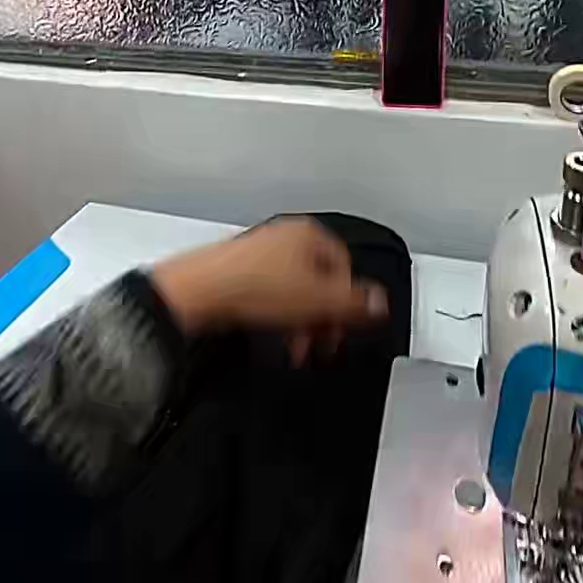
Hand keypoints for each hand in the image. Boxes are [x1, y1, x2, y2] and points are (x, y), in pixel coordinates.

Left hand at [149, 215, 388, 362]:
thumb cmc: (258, 287)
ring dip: (299, 321)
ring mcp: (262, 249)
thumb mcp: (318, 300)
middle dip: (321, 317)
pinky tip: (269, 335)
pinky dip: (276, 314)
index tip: (340, 331)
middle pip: (319, 279)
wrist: (198, 291)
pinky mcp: (239, 267)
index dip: (347, 303)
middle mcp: (288, 235)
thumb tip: (383, 302)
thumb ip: (354, 302)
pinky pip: (270, 290)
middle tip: (317, 346)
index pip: (345, 267)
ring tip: (293, 349)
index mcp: (311, 233)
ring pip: (294, 288)